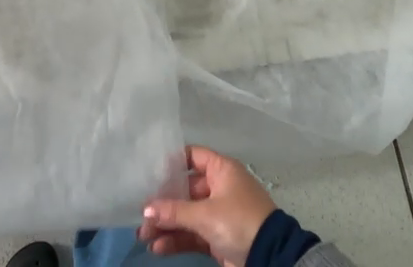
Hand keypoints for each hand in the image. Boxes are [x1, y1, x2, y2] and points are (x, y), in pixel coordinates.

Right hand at [138, 145, 277, 266]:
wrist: (270, 258)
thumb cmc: (238, 221)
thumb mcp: (205, 214)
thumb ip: (174, 211)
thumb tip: (145, 210)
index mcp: (222, 170)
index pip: (193, 156)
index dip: (172, 162)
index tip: (150, 171)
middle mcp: (219, 188)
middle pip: (185, 190)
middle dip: (163, 203)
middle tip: (141, 213)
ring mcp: (219, 214)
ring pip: (187, 215)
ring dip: (166, 225)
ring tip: (143, 236)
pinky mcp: (218, 237)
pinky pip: (192, 234)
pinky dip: (177, 239)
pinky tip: (158, 248)